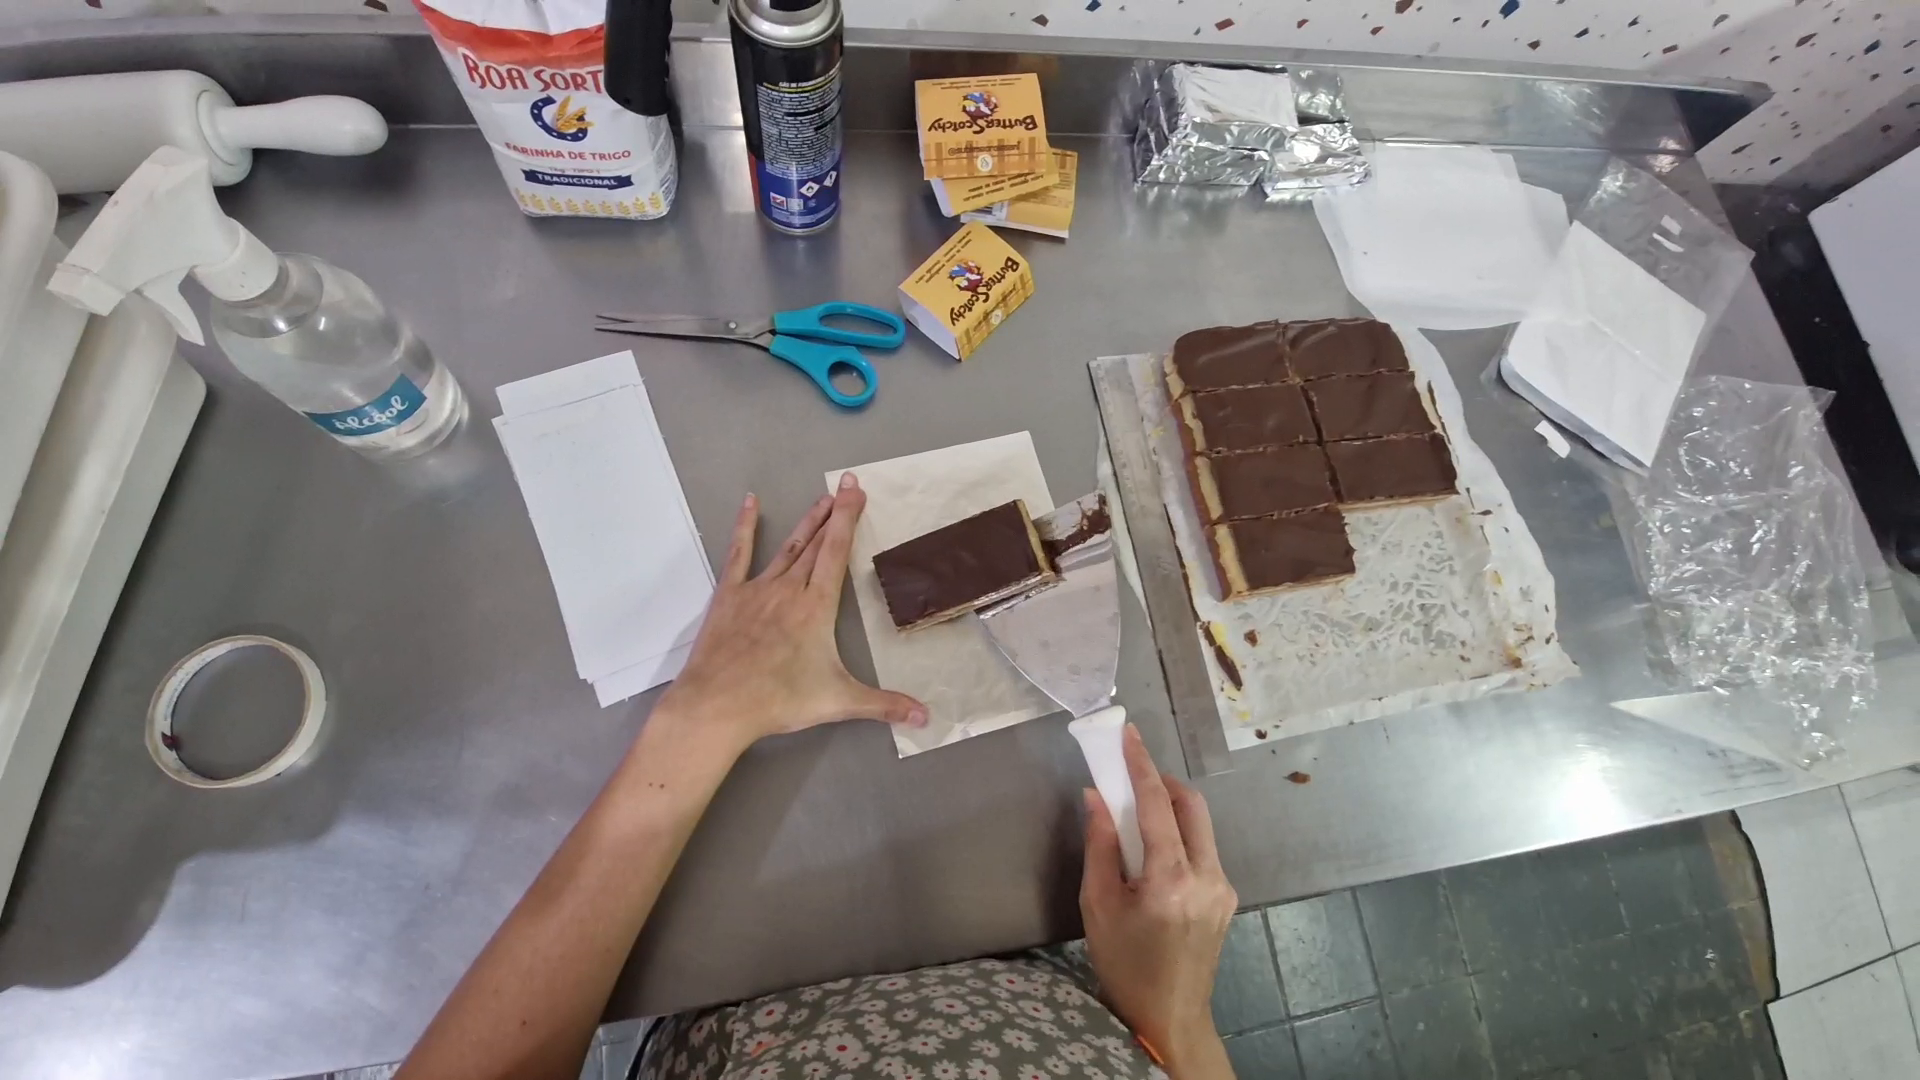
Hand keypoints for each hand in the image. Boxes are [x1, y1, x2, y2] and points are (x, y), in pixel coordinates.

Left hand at [656, 473, 926, 750]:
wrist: (717, 705)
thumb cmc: (780, 700)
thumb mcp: (839, 702)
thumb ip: (884, 705)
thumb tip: (926, 718)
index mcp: (817, 606)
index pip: (837, 552)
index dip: (848, 518)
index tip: (856, 490)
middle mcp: (789, 588)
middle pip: (816, 544)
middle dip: (833, 514)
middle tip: (844, 487)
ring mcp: (757, 589)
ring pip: (788, 547)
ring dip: (806, 523)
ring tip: (820, 500)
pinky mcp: (729, 596)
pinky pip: (738, 554)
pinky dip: (744, 527)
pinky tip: (749, 503)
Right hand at [1081, 725, 1237, 1073]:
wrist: (1168, 1017)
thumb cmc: (1123, 962)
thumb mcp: (1098, 904)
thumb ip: (1099, 844)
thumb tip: (1096, 795)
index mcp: (1170, 879)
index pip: (1157, 804)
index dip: (1141, 764)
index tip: (1128, 733)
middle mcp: (1206, 876)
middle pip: (1191, 804)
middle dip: (1161, 780)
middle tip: (1131, 776)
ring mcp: (1223, 887)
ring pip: (1201, 823)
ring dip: (1171, 805)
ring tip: (1138, 813)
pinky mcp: (1227, 896)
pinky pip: (1203, 846)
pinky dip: (1179, 832)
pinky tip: (1156, 849)